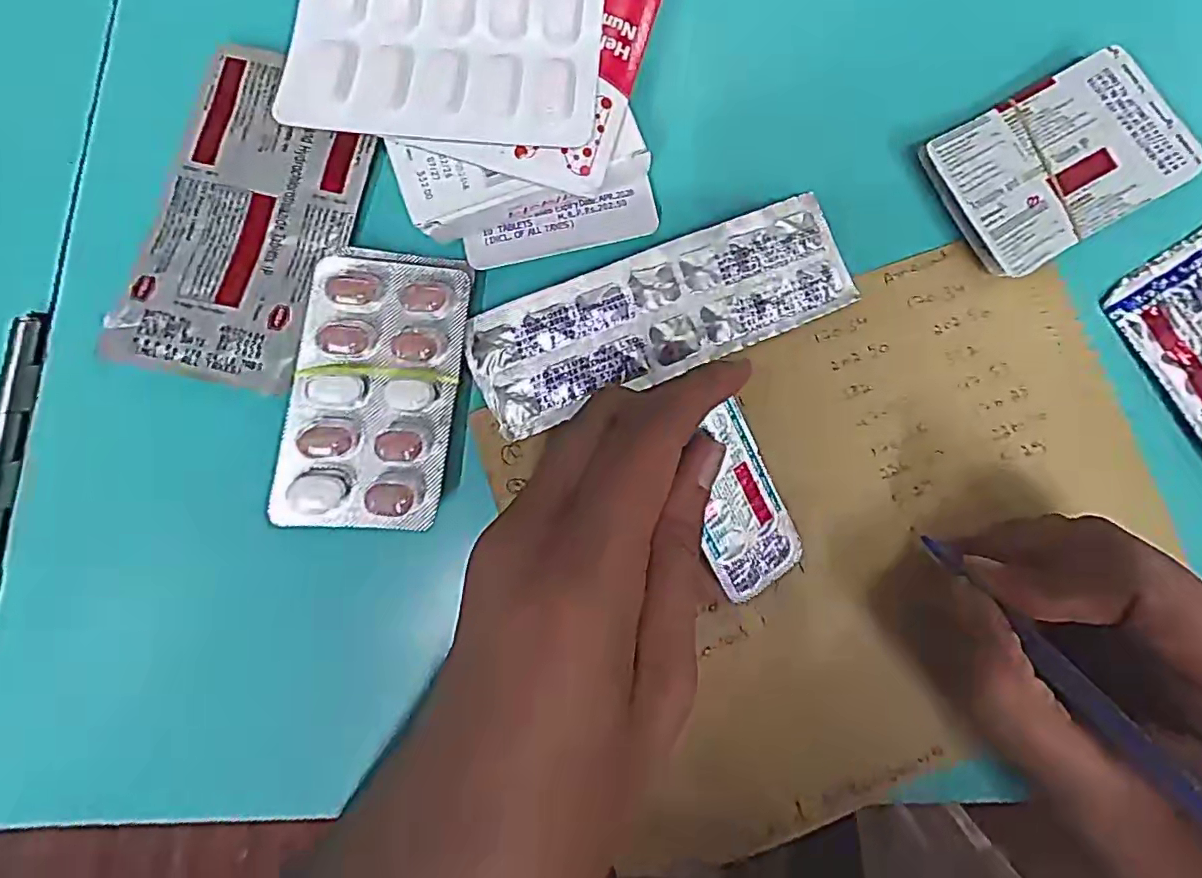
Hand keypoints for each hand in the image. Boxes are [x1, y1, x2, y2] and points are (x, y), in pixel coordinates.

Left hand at [299, 360, 749, 877]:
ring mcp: (498, 541)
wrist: (462, 837)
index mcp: (583, 570)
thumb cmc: (584, 778)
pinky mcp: (488, 556)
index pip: (642, 442)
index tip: (738, 371)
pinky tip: (636, 505)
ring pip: (570, 445)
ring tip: (683, 460)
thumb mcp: (661, 681)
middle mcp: (529, 534)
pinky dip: (601, 468)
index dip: (693, 393)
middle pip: (596, 422)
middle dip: (658, 399)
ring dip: (628, 431)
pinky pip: (553, 482)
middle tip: (714, 413)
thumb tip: (696, 462)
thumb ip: (674, 557)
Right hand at [898, 514, 1201, 877]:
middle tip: (952, 569)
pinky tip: (1011, 612)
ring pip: (1112, 570)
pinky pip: (1108, 598)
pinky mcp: (1197, 656)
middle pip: (1126, 564)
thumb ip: (1012, 699)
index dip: (1048, 569)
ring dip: (1032, 570)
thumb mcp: (1088, 804)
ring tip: (971, 586)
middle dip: (1027, 558)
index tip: (968, 579)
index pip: (1148, 585)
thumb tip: (954, 590)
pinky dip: (1047, 595)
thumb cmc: (1171, 875)